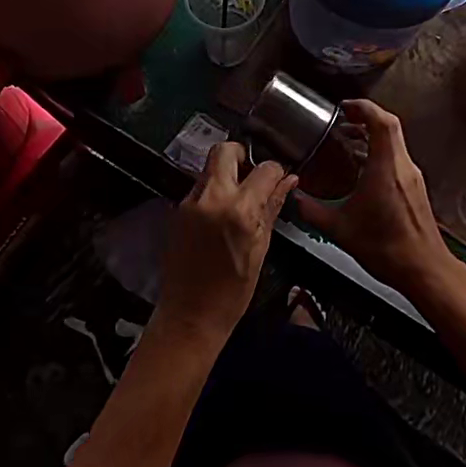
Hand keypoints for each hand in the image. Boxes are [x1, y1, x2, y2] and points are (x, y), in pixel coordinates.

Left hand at [156, 142, 296, 342]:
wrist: (190, 316)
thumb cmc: (231, 291)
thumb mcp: (261, 247)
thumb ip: (272, 207)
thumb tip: (288, 181)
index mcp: (239, 209)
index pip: (265, 168)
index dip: (276, 171)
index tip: (279, 179)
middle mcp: (212, 198)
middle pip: (225, 150)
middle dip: (242, 155)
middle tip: (253, 173)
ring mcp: (190, 203)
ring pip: (210, 168)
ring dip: (226, 174)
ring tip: (239, 199)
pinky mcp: (177, 211)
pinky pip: (199, 188)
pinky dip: (213, 192)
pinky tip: (221, 215)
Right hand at [295, 100, 460, 295]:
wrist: (423, 270)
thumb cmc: (388, 249)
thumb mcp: (340, 229)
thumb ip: (313, 212)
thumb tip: (296, 201)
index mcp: (387, 168)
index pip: (382, 121)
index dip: (363, 107)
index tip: (345, 106)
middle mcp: (403, 167)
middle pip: (390, 127)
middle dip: (366, 118)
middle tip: (344, 119)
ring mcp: (412, 178)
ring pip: (394, 142)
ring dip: (373, 135)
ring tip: (349, 139)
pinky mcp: (414, 189)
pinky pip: (397, 158)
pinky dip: (379, 152)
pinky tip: (361, 167)